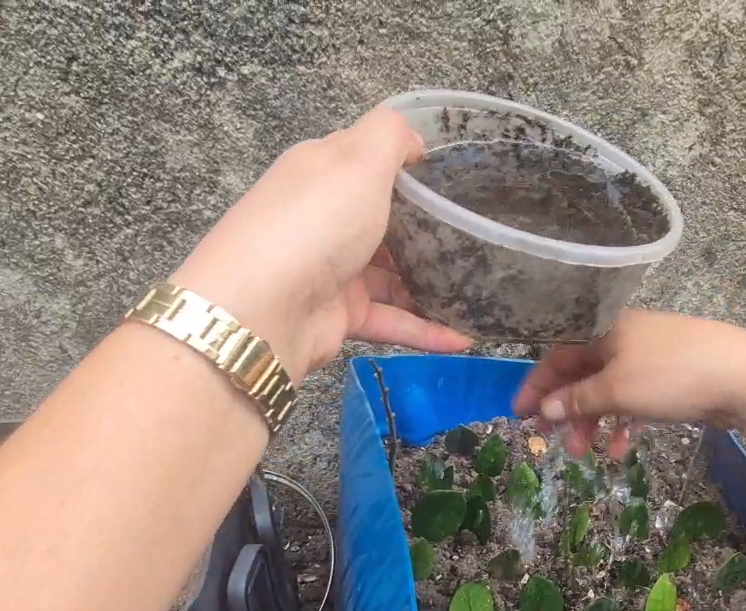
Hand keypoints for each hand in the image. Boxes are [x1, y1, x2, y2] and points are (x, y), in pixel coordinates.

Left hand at [170, 107, 471, 378]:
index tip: (460, 186)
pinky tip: (463, 338)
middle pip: (386, 225)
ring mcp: (334, 271)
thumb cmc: (316, 223)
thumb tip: (415, 139)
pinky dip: (426, 330)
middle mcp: (327, 220)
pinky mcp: (342, 316)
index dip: (412, 173)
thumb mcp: (357, 160)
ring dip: (433, 288)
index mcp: (324, 173)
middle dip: (430, 236)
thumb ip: (390, 137)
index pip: (369, 166)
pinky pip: (393, 321)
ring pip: (393, 278)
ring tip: (479, 295)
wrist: (265, 307)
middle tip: (480, 244)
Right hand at [513, 310, 745, 457]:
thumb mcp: (617, 389)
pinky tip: (624, 448)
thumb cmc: (671, 376)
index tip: (521, 416)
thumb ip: (579, 400)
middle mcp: (625, 339)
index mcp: (607, 330)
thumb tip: (547, 408)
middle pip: (583, 375)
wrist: (744, 377)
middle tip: (551, 442)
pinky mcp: (672, 380)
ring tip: (587, 455)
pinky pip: (636, 402)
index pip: (560, 355)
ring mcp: (651, 359)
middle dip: (566, 410)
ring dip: (594, 424)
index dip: (539, 386)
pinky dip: (625, 424)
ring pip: (609, 392)